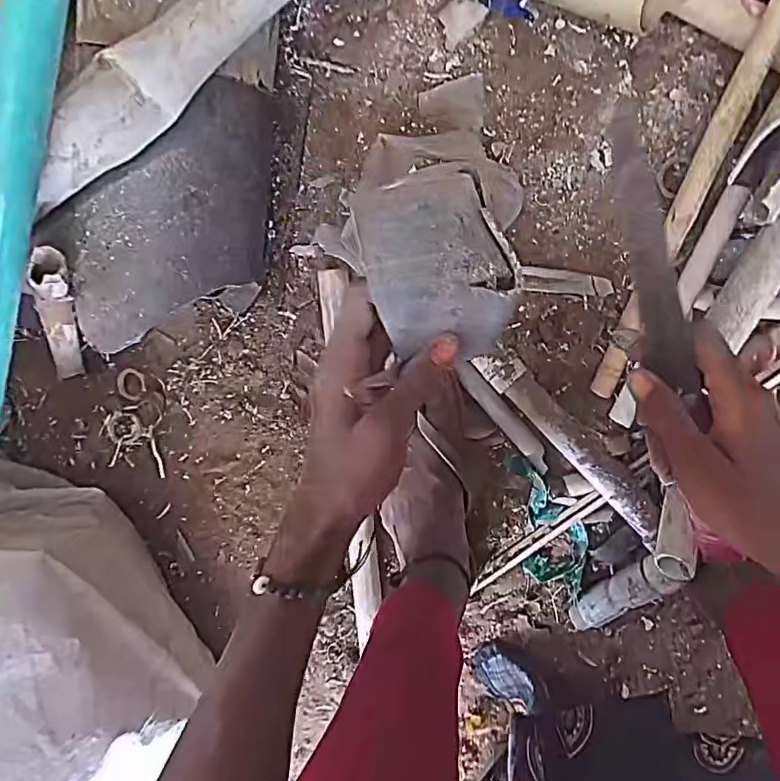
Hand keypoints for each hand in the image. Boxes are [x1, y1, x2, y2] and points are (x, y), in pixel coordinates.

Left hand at [268, 281, 457, 583]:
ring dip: (412, 327)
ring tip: (448, 312)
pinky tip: (437, 351)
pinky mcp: (367, 395)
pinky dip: (411, 354)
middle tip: (446, 289)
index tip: (422, 271)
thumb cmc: (350, 471)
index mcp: (339, 362)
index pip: (359, 303)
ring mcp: (355, 378)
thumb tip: (446, 343)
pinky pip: (389, 363)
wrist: (332, 509)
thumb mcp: (388, 425)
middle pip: (373, 317)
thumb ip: (417, 381)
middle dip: (407, 301)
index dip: (387, 283)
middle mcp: (344, 363)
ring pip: (383, 339)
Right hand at [628, 323, 779, 568]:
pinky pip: (712, 427)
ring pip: (700, 405)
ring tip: (676, 466)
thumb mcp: (693, 464)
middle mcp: (751, 400)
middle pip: (695, 378)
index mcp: (740, 397)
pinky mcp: (753, 439)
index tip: (643, 357)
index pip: (703, 342)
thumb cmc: (753, 513)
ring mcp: (753, 420)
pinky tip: (691, 474)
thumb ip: (665, 416)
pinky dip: (694, 445)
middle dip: (667, 403)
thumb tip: (642, 377)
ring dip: (678, 430)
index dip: (669, 343)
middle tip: (659, 439)